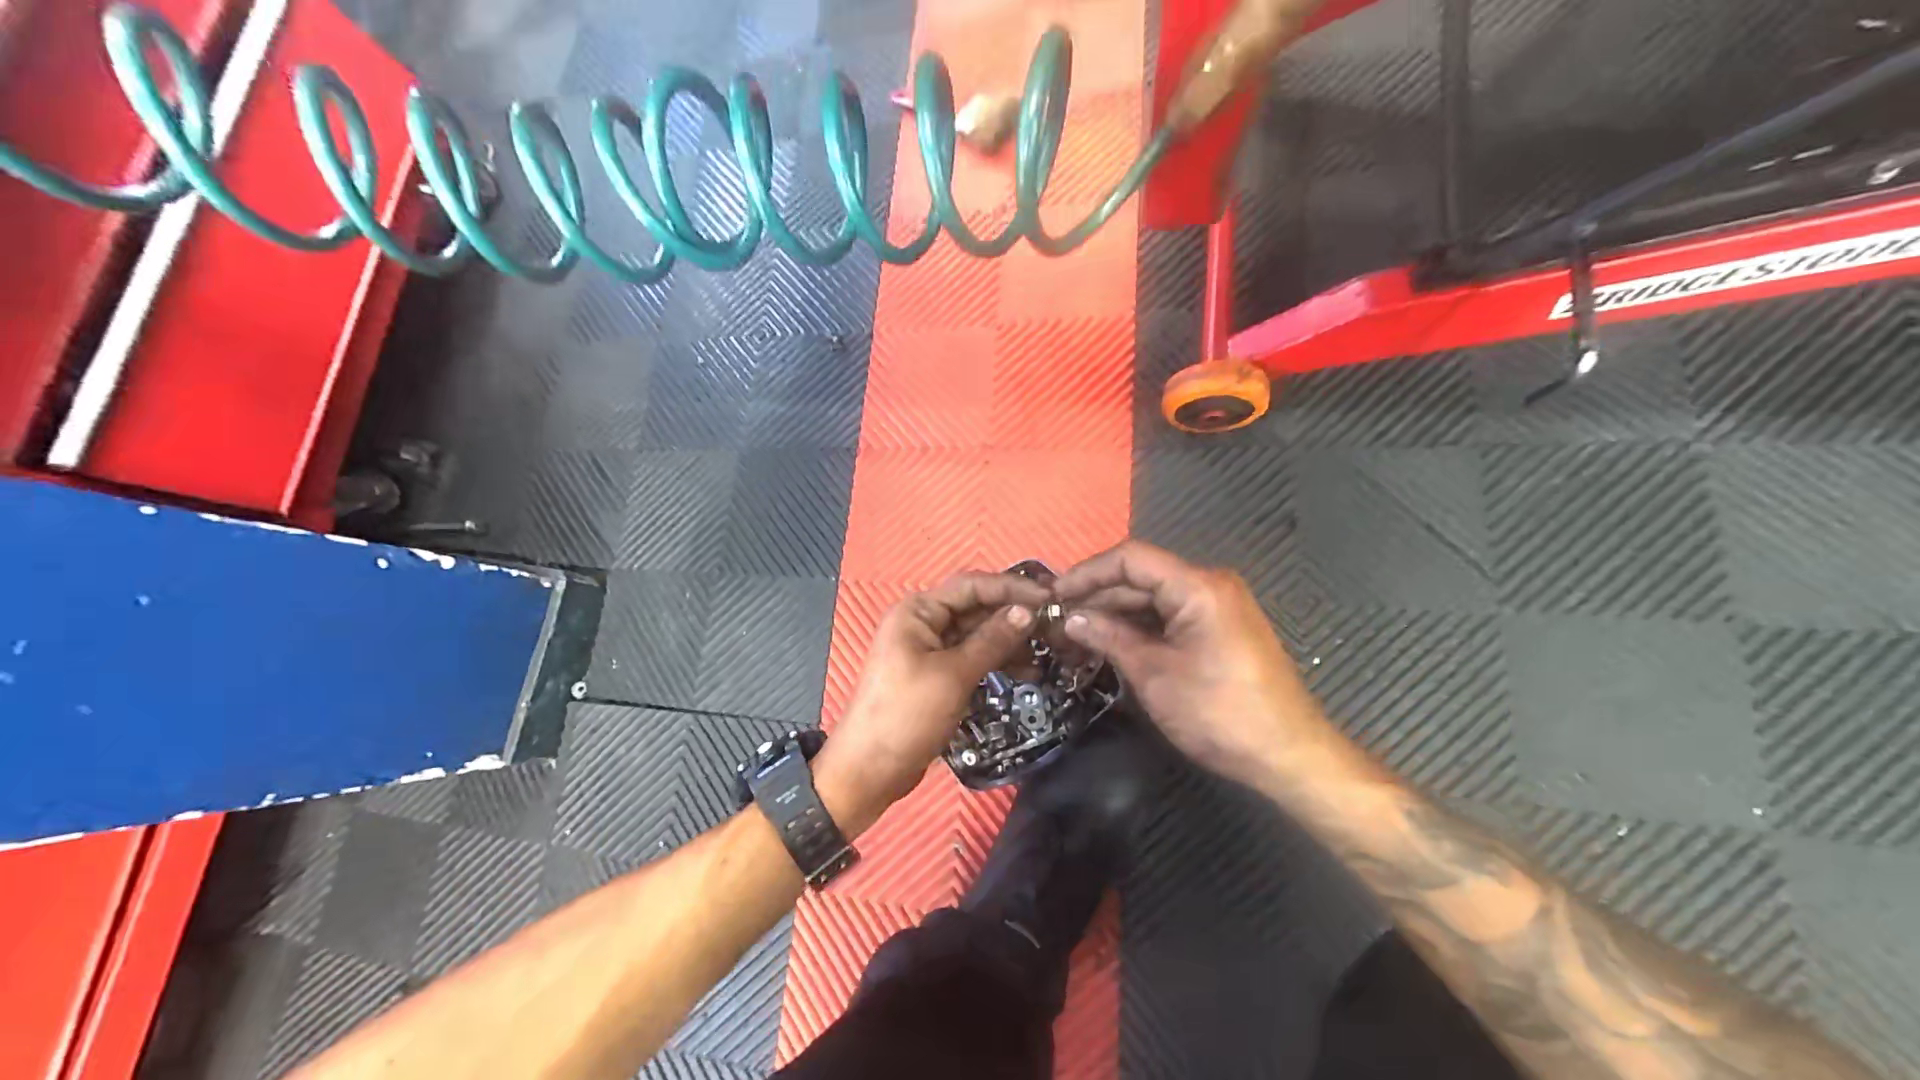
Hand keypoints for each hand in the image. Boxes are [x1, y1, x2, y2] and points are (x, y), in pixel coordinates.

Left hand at [813, 572, 1049, 833]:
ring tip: (1048, 651)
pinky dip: (996, 661)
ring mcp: (928, 650)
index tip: (1050, 597)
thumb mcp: (954, 675)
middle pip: (975, 608)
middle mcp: (922, 623)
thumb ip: (992, 640)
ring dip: (1009, 640)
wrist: (869, 770)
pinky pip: (971, 657)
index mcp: (918, 612)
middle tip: (1055, 624)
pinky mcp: (937, 675)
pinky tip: (1027, 671)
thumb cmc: (907, 715)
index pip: (971, 586)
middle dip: (1013, 614)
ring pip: (976, 634)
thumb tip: (1027, 612)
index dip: (1011, 588)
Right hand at [1052, 541, 1335, 789]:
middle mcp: (1210, 585)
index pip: (1131, 559)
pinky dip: (1139, 627)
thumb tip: (1071, 618)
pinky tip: (1110, 642)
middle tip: (1056, 620)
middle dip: (1097, 596)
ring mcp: (1217, 607)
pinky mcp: (1219, 628)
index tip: (1053, 595)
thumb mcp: (1154, 674)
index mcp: (1198, 586)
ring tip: (1075, 634)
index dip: (1087, 572)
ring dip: (1116, 613)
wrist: (1288, 755)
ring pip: (1154, 598)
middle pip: (1141, 577)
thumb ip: (1110, 637)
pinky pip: (1171, 616)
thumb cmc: (1218, 712)